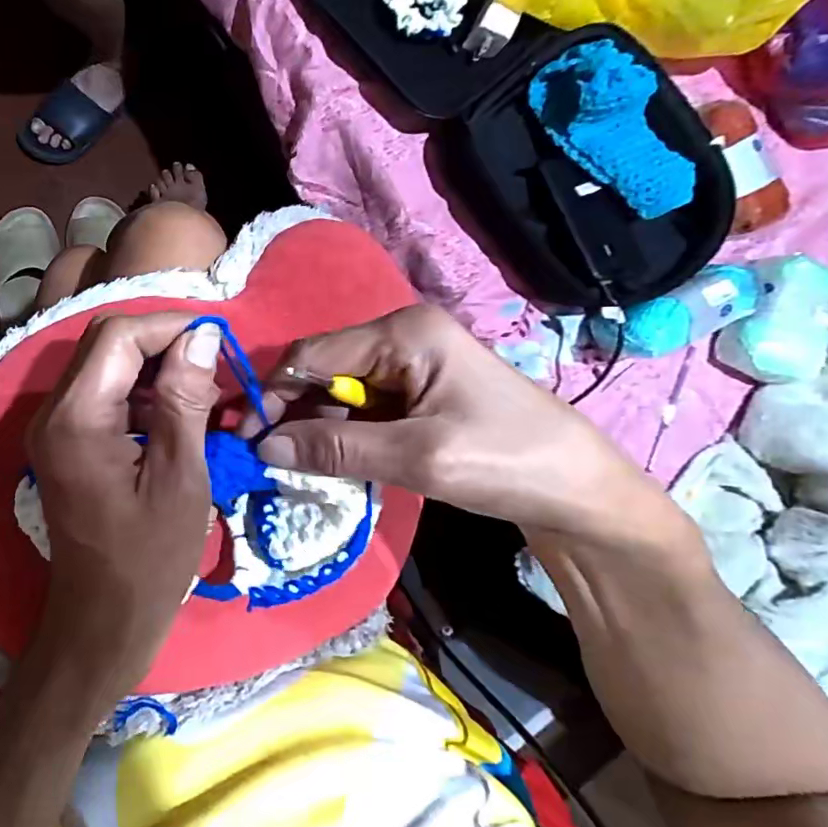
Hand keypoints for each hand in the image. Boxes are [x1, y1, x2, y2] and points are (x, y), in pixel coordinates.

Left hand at [25, 312, 222, 696]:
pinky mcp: (63, 441)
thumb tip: (202, 337)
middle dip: (161, 341)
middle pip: (105, 343)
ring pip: (103, 364)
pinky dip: (139, 390)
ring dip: (152, 365)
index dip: (169, 326)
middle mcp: (52, 412)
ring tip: (201, 388)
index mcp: (76, 419)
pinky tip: (174, 412)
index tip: (217, 341)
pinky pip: (101, 393)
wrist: (102, 618)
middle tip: (212, 364)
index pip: (117, 336)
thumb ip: (186, 401)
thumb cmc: (149, 559)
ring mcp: (53, 427)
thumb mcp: (180, 478)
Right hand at [252, 304, 680, 544]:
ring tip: (291, 465)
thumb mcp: (418, 456)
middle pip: (320, 370)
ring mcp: (408, 365)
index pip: (312, 355)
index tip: (247, 439)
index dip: (273, 394)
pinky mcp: (414, 393)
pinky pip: (359, 409)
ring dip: (312, 427)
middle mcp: (400, 337)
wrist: (580, 493)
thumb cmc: (506, 462)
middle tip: (263, 456)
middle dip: (290, 411)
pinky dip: (338, 434)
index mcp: (403, 333)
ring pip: (336, 392)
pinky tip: (326, 461)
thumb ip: (336, 449)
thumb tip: (262, 447)